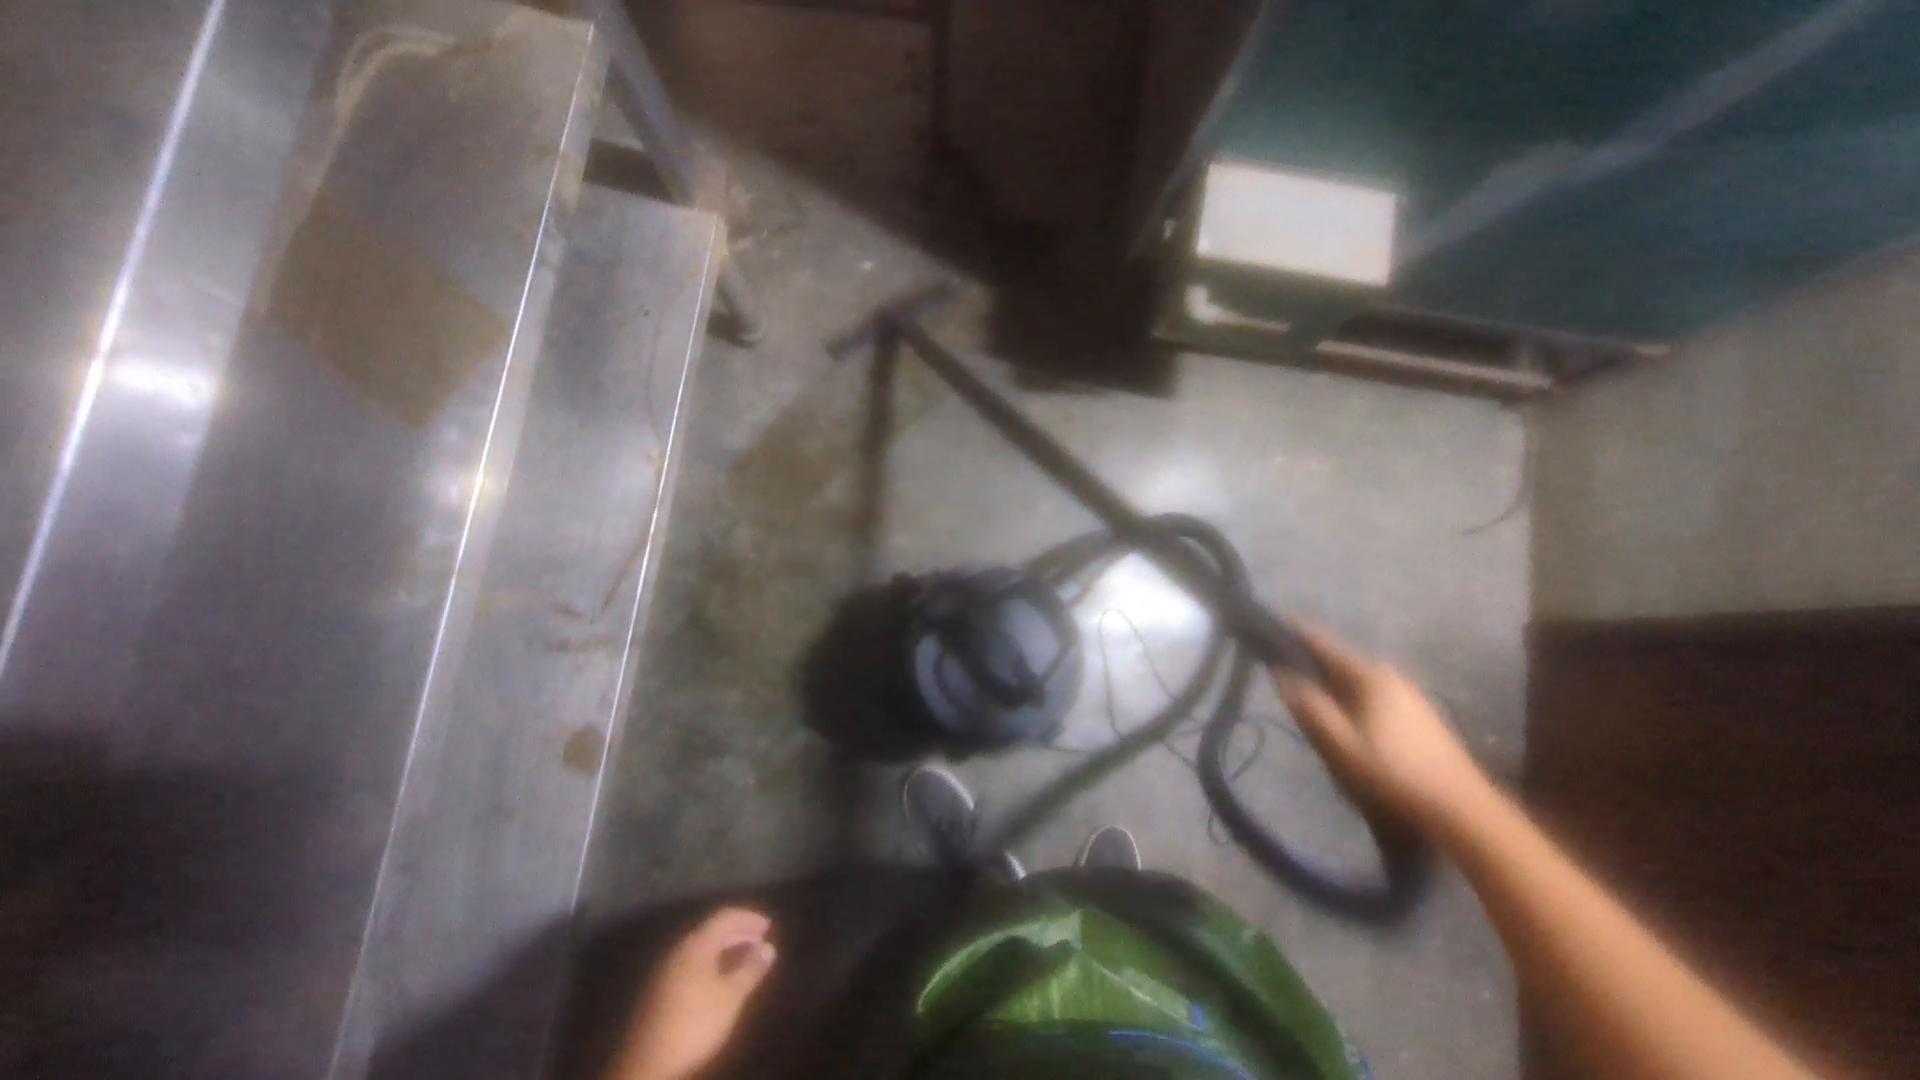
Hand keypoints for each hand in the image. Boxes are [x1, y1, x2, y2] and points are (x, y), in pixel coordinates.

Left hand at [610, 907, 777, 1079]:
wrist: (649, 1065)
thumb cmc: (695, 1024)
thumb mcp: (731, 997)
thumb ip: (750, 969)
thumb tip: (769, 947)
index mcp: (694, 946)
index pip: (724, 917)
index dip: (748, 918)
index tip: (769, 927)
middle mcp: (678, 951)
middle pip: (711, 931)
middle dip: (739, 933)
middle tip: (761, 941)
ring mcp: (666, 971)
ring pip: (701, 948)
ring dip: (726, 948)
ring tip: (746, 959)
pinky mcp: (660, 991)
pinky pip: (692, 964)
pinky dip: (712, 963)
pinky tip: (721, 979)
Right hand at [1269, 624, 1487, 826]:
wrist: (1458, 806)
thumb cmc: (1393, 772)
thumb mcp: (1341, 743)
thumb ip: (1310, 707)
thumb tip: (1281, 674)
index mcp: (1371, 676)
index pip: (1326, 645)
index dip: (1298, 632)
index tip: (1273, 621)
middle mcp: (1391, 677)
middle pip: (1342, 662)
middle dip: (1311, 660)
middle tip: (1280, 661)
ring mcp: (1408, 697)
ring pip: (1356, 681)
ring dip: (1329, 682)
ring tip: (1303, 687)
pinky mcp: (1417, 718)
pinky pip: (1370, 696)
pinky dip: (1347, 697)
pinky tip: (1340, 715)